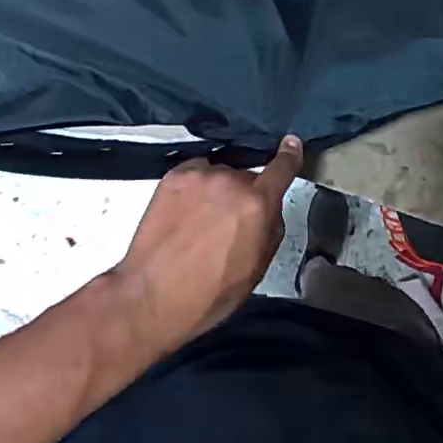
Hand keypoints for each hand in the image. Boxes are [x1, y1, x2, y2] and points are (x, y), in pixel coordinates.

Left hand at [111, 136, 303, 341]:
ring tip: (200, 222)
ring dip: (217, 191)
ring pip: (219, 175)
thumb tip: (270, 207)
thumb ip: (271, 226)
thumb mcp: (258, 267)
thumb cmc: (209, 293)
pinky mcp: (174, 177)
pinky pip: (196, 173)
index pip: (282, 166)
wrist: (151, 298)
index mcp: (257, 203)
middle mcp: (230, 182)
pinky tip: (185, 214)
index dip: (289, 154)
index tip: (291, 144)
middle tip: (228, 224)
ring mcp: (199, 176)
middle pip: (246, 177)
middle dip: (244, 195)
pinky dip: (195, 188)